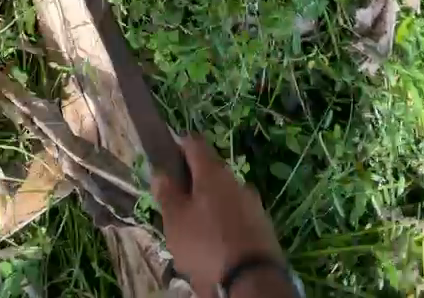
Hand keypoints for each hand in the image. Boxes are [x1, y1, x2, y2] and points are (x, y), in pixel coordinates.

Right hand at [152, 136, 286, 296]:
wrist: (254, 281)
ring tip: (196, 230)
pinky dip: (225, 224)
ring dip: (209, 206)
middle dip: (193, 184)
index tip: (166, 160)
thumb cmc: (207, 243)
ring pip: (224, 195)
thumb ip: (166, 193)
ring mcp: (252, 202)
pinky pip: (237, 216)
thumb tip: (160, 172)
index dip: (178, 145)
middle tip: (177, 204)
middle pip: (209, 171)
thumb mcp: (175, 220)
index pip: (193, 141)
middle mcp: (235, 179)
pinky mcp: (263, 226)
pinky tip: (217, 245)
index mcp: (211, 171)